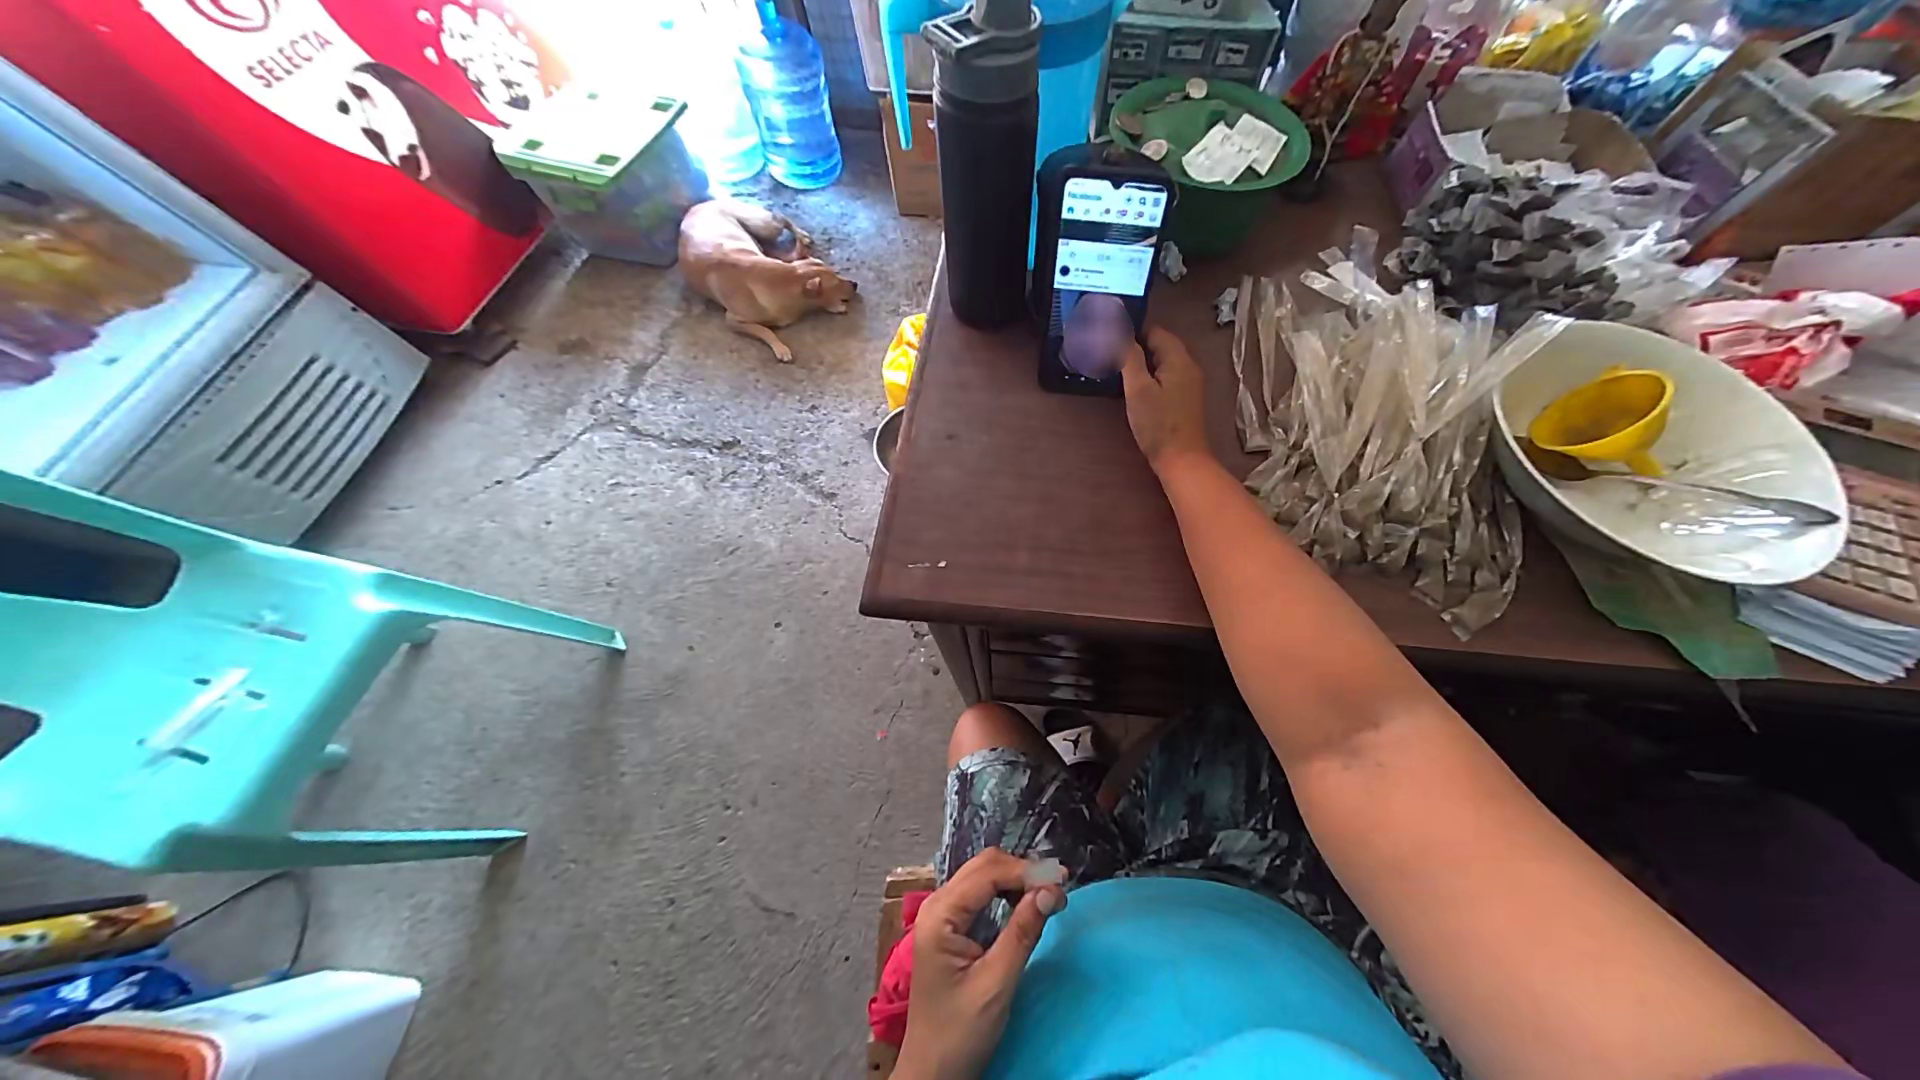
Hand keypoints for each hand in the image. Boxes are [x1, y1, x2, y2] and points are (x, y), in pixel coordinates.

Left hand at [895, 849, 1065, 1079]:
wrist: (932, 1071)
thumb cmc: (960, 1032)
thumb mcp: (996, 984)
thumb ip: (1022, 932)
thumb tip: (1051, 890)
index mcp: (940, 914)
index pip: (987, 872)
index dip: (1025, 871)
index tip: (1062, 881)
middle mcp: (937, 904)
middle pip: (983, 866)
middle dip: (1022, 871)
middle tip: (1059, 887)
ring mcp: (942, 914)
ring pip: (983, 876)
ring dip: (1016, 879)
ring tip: (1049, 895)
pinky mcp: (950, 926)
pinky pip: (980, 894)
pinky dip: (1006, 892)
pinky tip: (1026, 904)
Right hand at [1121, 326, 1209, 473]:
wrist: (1181, 459)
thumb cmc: (1158, 424)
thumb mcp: (1138, 390)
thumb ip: (1130, 359)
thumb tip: (1121, 335)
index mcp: (1179, 359)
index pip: (1156, 331)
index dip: (1133, 330)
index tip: (1109, 335)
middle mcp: (1188, 366)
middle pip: (1160, 345)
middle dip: (1135, 345)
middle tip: (1108, 351)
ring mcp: (1188, 383)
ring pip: (1162, 362)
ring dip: (1141, 361)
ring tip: (1116, 366)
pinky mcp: (1184, 399)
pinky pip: (1165, 376)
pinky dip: (1149, 375)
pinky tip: (1133, 385)